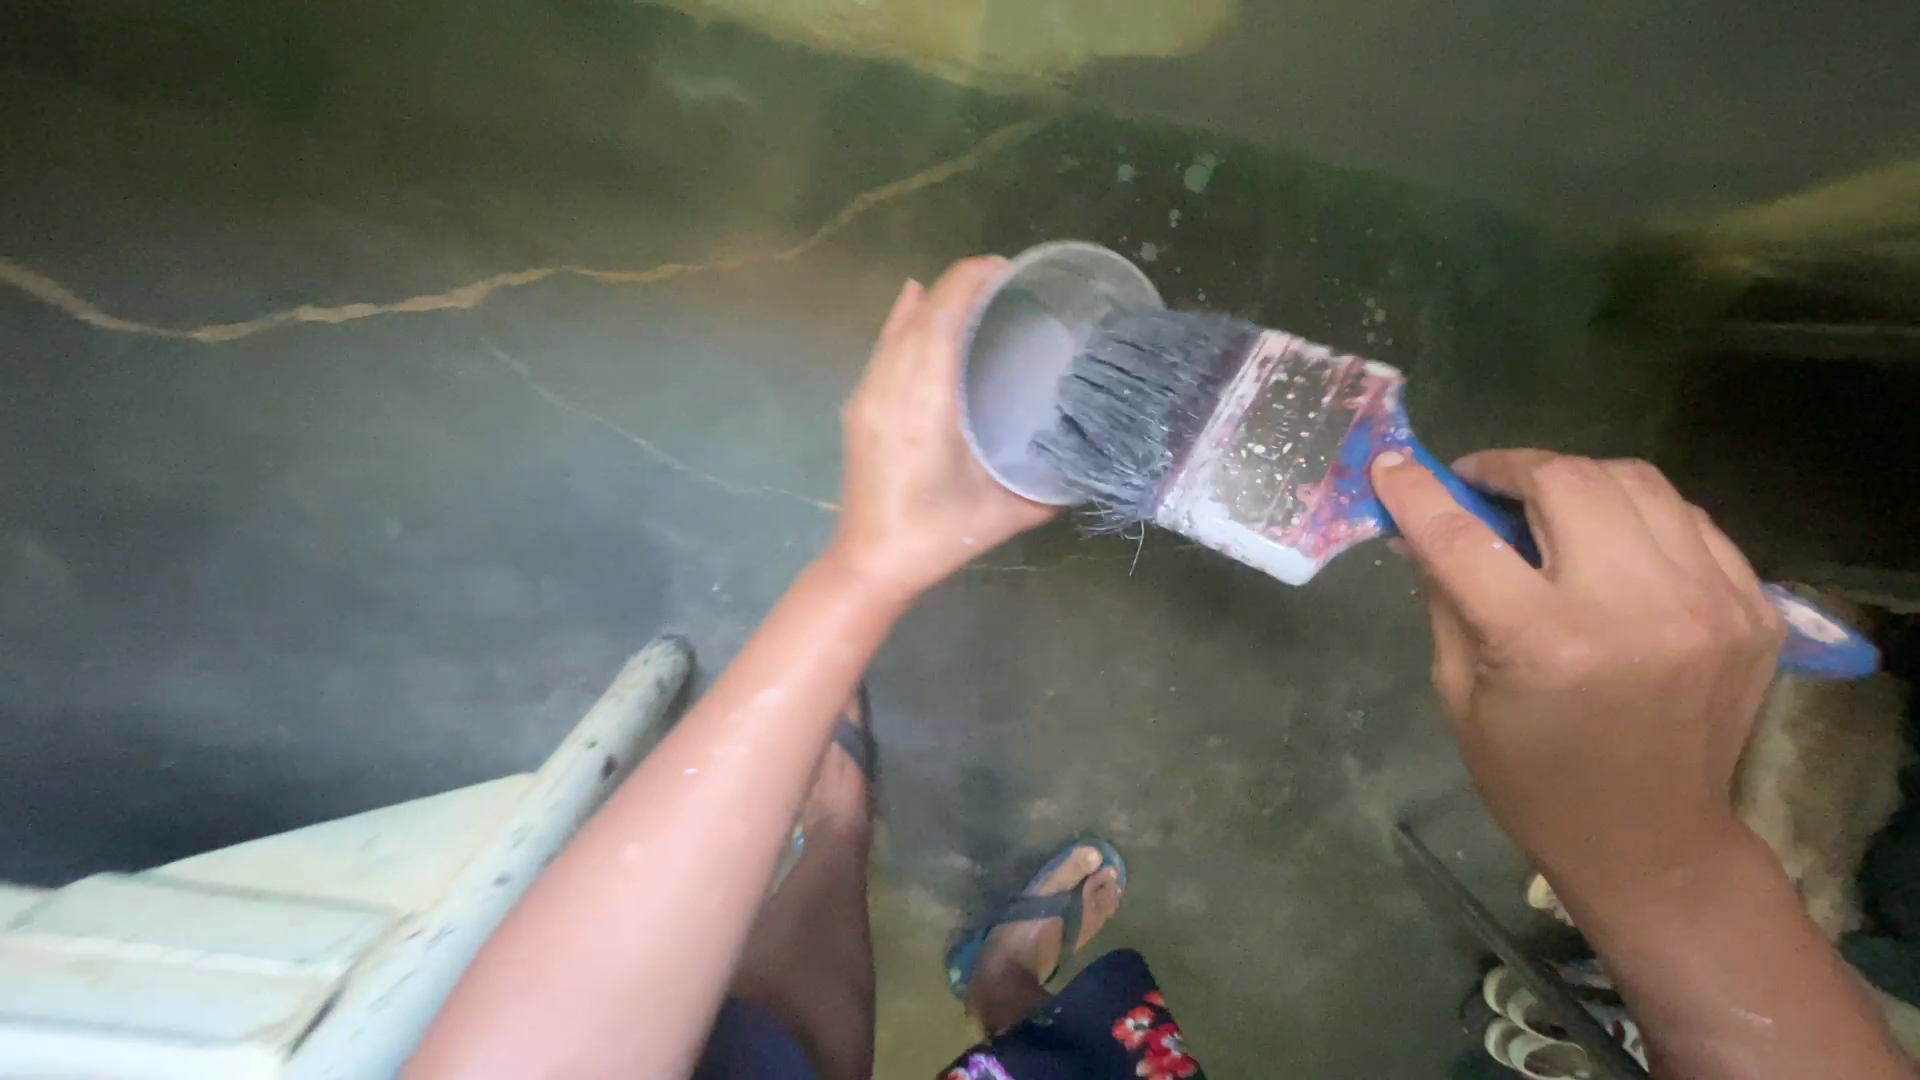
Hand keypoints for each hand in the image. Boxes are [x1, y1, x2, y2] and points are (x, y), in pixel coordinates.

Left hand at [827, 257, 1056, 599]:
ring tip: (972, 291)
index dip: (970, 282)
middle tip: (1003, 281)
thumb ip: (1049, 488)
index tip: (1007, 270)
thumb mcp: (1004, 515)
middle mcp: (890, 389)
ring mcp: (868, 395)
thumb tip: (1086, 460)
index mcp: (925, 407)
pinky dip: (906, 320)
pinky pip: (883, 346)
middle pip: (920, 314)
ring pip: (898, 327)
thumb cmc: (937, 538)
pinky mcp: (858, 406)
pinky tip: (917, 303)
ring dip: (933, 300)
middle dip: (958, 284)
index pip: (942, 320)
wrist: (870, 561)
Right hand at [1372, 449, 1784, 894]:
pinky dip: (1628, 510)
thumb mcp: (1455, 685)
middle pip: (1567, 482)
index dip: (1416, 491)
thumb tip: (1418, 525)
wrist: (1648, 835)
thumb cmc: (1524, 769)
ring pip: (1636, 482)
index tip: (1388, 463)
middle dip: (1507, 467)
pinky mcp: (1752, 607)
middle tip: (1473, 482)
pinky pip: (1686, 518)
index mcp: (1543, 640)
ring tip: (1535, 500)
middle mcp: (1635, 608)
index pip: (1462, 537)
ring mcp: (1709, 602)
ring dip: (1570, 478)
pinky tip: (1598, 536)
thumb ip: (1444, 593)